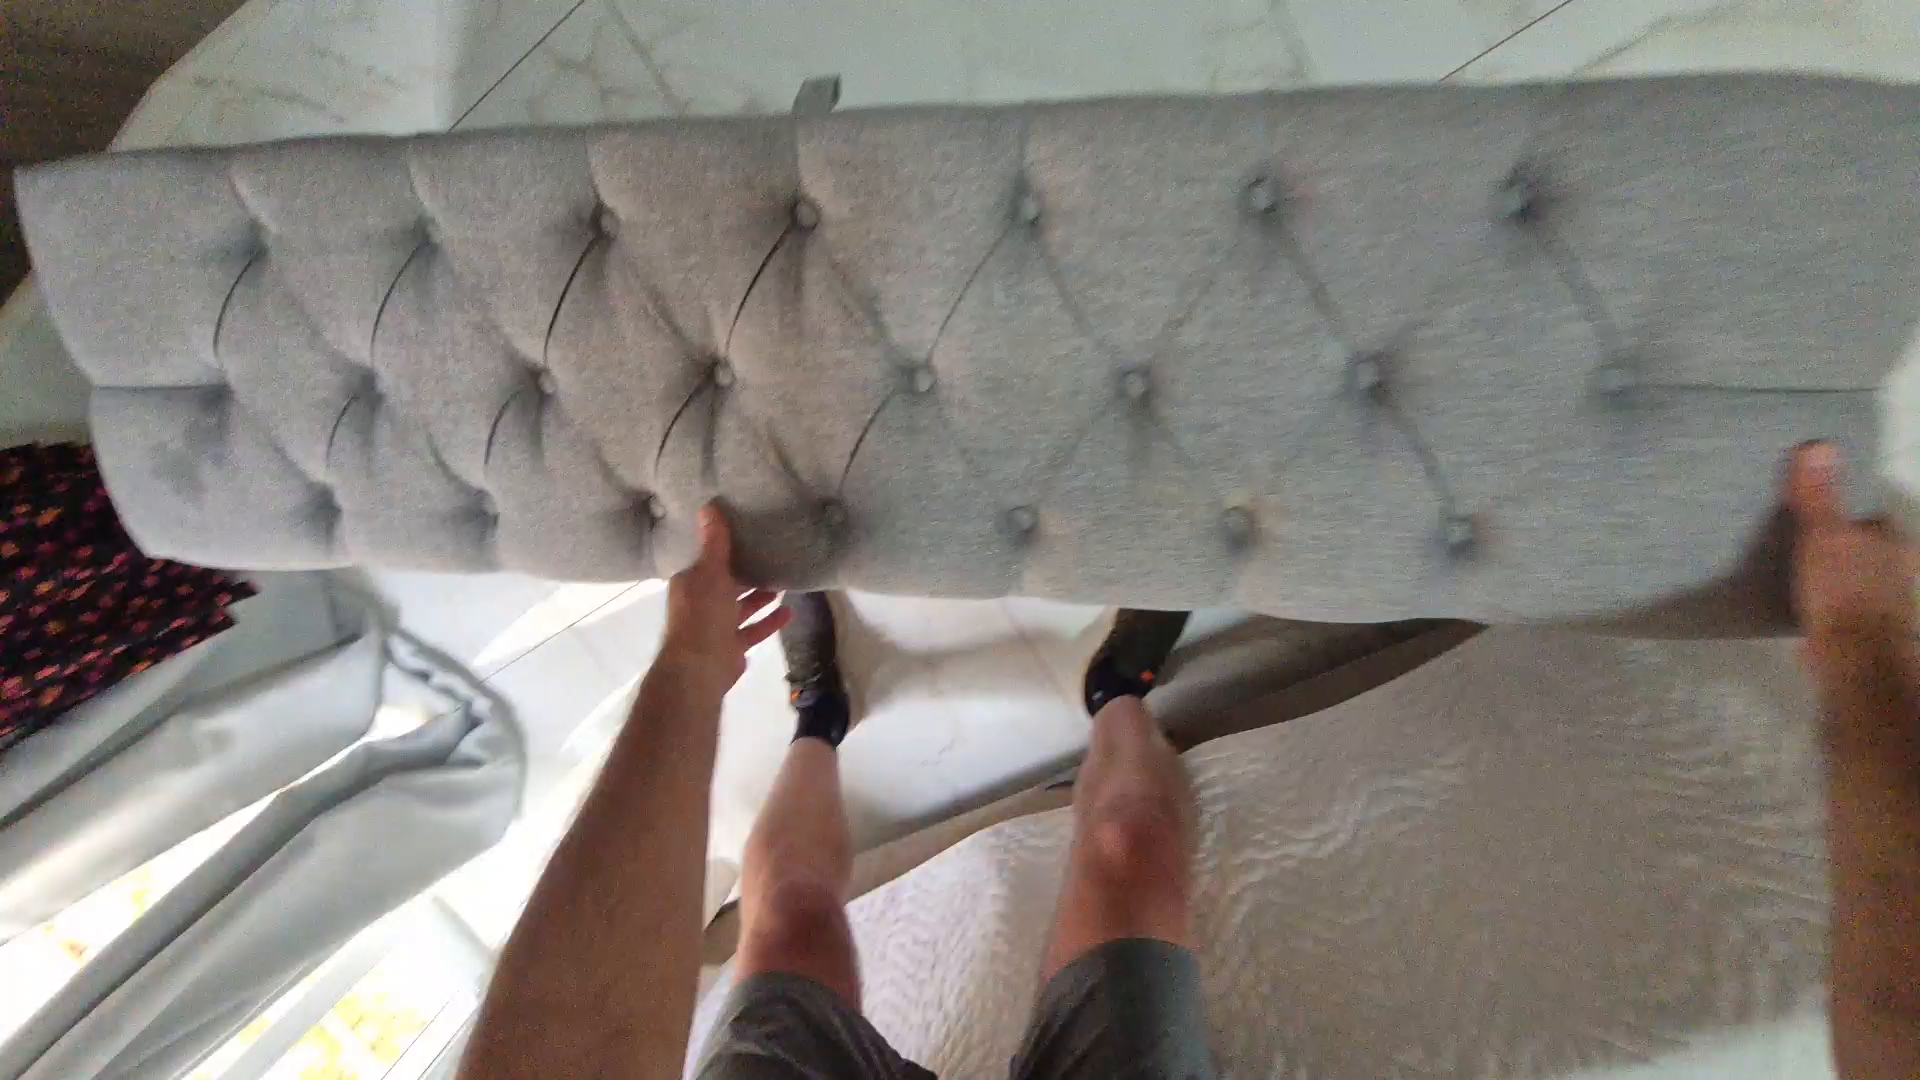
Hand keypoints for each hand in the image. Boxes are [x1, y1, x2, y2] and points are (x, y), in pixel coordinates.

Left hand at [659, 503, 790, 692]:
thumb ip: (715, 543)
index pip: (707, 562)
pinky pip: (753, 630)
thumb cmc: (703, 613)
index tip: (746, 538)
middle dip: (748, 575)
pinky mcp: (731, 646)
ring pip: (741, 608)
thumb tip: (708, 506)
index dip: (724, 551)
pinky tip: (790, 613)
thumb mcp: (711, 572)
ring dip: (761, 598)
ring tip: (784, 584)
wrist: (700, 666)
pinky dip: (769, 622)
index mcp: (691, 584)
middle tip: (772, 559)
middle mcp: (700, 604)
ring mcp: (716, 627)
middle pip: (727, 585)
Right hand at [1785, 442, 1916, 646]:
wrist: (1854, 653)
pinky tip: (1798, 594)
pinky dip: (1821, 591)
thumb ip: (1817, 496)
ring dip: (1826, 566)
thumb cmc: (1844, 589)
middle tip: (1786, 532)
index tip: (1802, 504)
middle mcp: (1894, 565)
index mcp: (1891, 541)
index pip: (1865, 515)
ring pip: (1850, 570)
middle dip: (1831, 538)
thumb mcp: (1823, 536)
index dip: (1837, 507)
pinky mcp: (1857, 620)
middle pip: (1858, 542)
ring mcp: (1879, 596)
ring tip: (1787, 561)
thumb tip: (1818, 445)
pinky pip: (1836, 596)